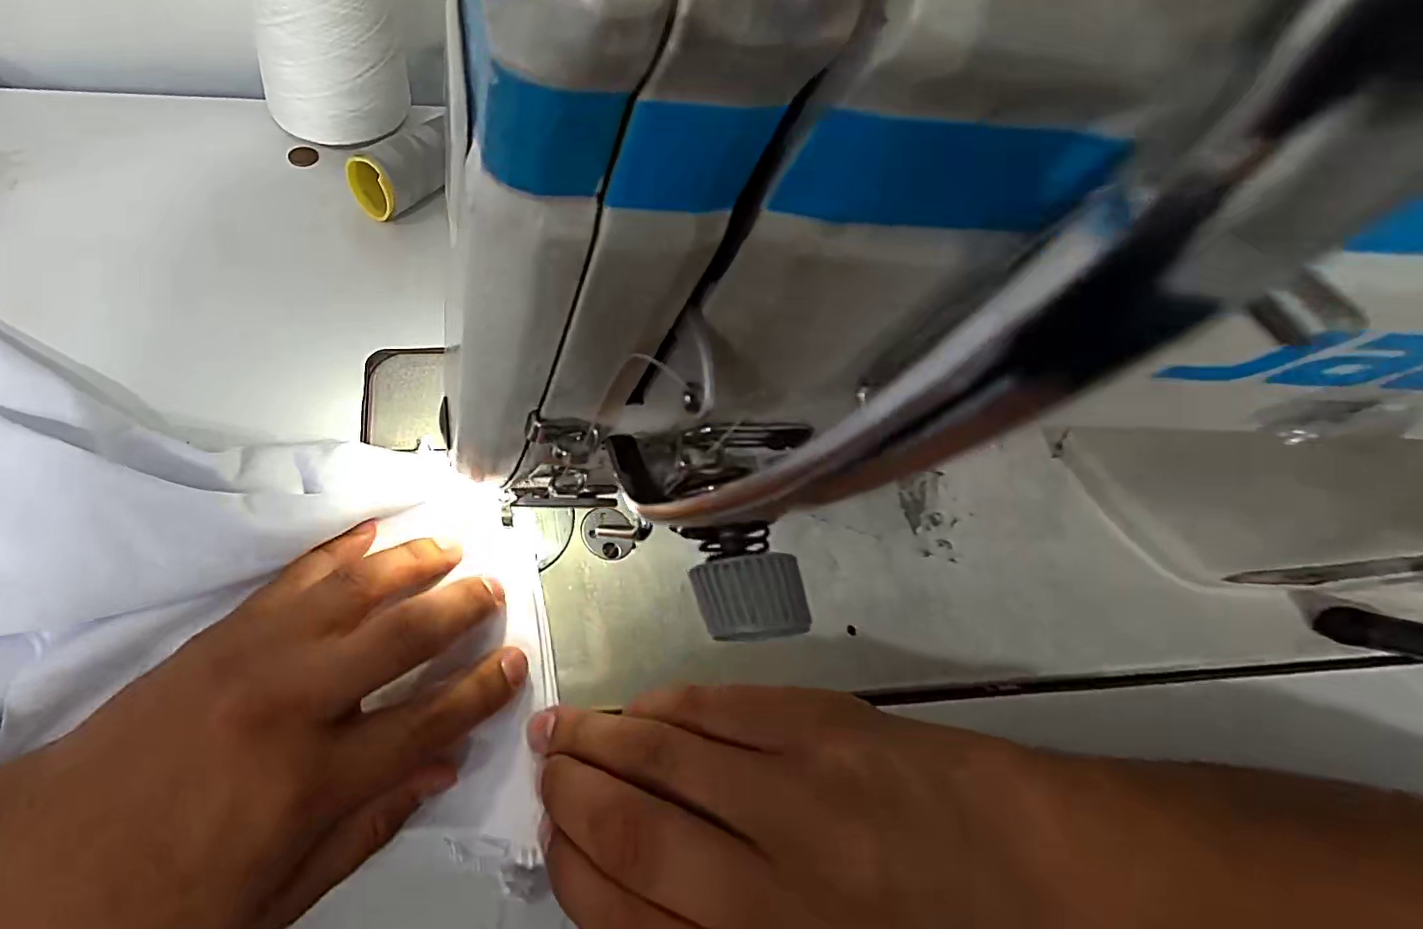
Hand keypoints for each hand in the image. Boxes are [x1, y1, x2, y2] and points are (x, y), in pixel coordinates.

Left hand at [0, 522, 527, 928]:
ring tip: (447, 545)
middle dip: (458, 607)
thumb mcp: (276, 899)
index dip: (480, 689)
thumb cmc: (157, 904)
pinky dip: (336, 552)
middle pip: (400, 635)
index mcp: (311, 780)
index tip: (513, 661)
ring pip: (353, 590)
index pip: (426, 721)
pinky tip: (365, 534)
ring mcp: (251, 655)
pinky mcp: (217, 634)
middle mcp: (290, 702)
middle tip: (493, 587)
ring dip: (407, 563)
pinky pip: (292, 578)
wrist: (31, 873)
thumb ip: (367, 826)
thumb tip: (437, 772)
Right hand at [531, 684, 1422, 928]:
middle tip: (539, 767)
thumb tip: (627, 898)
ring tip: (558, 728)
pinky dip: (658, 709)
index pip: (623, 911)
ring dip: (595, 737)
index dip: (571, 868)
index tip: (550, 839)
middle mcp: (771, 885)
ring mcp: (795, 790)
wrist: (1078, 891)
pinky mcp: (821, 724)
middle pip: (626, 821)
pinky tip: (634, 712)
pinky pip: (710, 709)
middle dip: (565, 790)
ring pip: (656, 752)